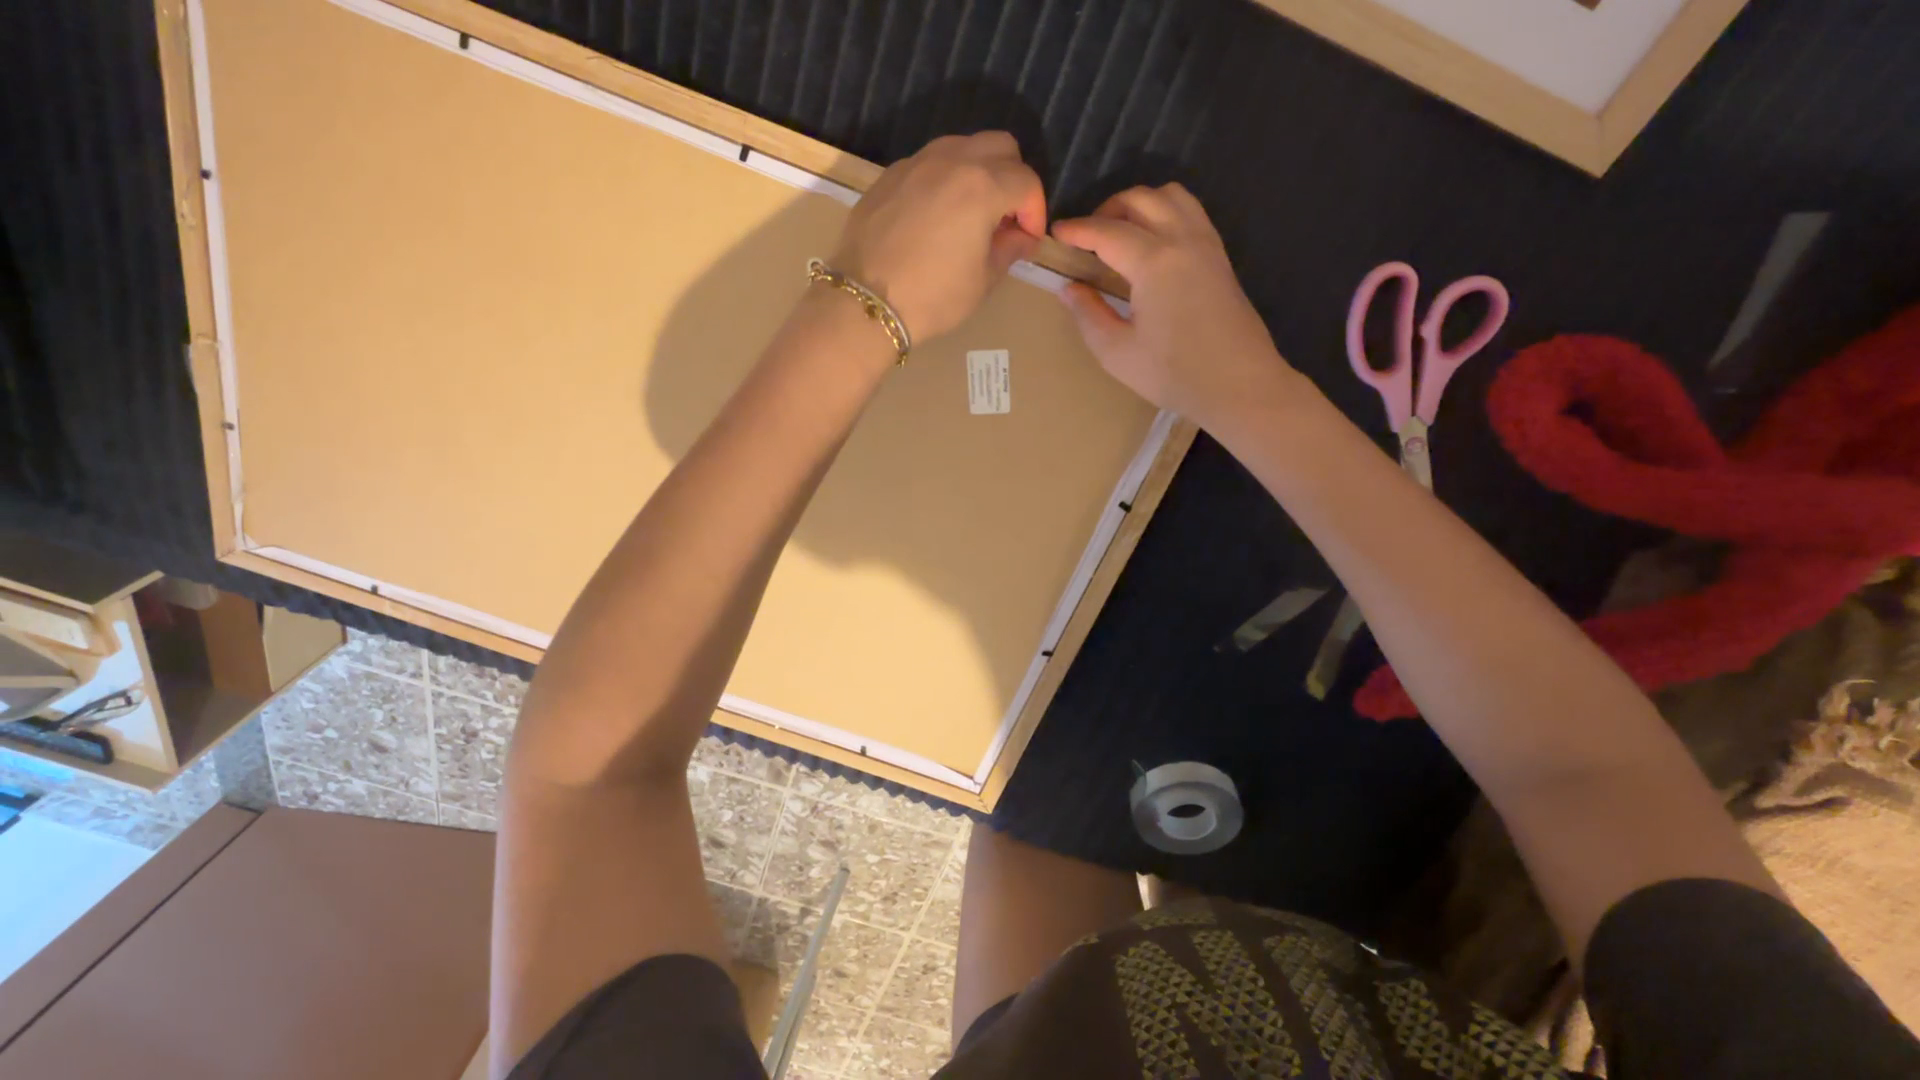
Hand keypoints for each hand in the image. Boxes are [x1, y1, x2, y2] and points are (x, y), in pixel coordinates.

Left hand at [830, 133, 1046, 342]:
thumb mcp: (982, 280)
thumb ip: (1008, 249)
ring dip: (979, 171)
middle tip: (1006, 217)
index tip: (1027, 239)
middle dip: (1013, 178)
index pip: (1026, 181)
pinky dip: (945, 179)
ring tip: (972, 212)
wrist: (865, 301)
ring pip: (963, 146)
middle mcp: (951, 161)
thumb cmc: (932, 297)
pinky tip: (937, 215)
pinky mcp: (889, 175)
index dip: (1035, 211)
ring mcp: (916, 163)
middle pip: (1000, 146)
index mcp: (982, 186)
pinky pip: (929, 162)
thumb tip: (1021, 236)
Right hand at [1051, 184, 1301, 433]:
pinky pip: (1191, 213)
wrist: (1240, 386)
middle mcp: (1182, 240)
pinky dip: (1165, 213)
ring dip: (1140, 204)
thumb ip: (1088, 315)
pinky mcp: (1220, 257)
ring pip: (1171, 196)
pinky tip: (1152, 244)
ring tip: (1121, 233)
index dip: (1077, 230)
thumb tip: (1069, 288)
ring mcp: (1207, 244)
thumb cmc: (1175, 374)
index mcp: (1154, 262)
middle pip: (1140, 200)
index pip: (1107, 231)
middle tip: (1087, 238)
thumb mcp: (1117, 353)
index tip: (1056, 234)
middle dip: (1107, 210)